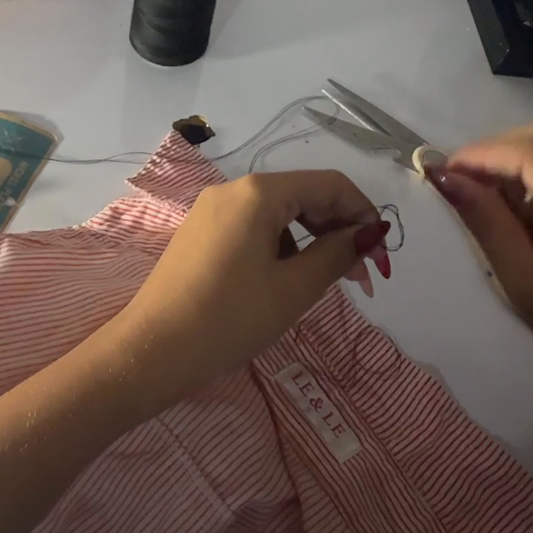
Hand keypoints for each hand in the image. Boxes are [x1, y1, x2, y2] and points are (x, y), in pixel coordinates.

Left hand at [102, 171, 386, 407]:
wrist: (154, 349)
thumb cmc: (230, 317)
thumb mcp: (293, 288)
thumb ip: (337, 254)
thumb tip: (369, 233)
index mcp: (258, 193)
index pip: (329, 184)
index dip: (362, 214)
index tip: (379, 257)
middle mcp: (232, 189)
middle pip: (302, 194)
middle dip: (337, 230)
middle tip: (360, 279)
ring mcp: (211, 209)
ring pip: (277, 212)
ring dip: (309, 240)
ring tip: (321, 284)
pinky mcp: (199, 232)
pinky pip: (251, 226)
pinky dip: (279, 245)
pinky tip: (283, 281)